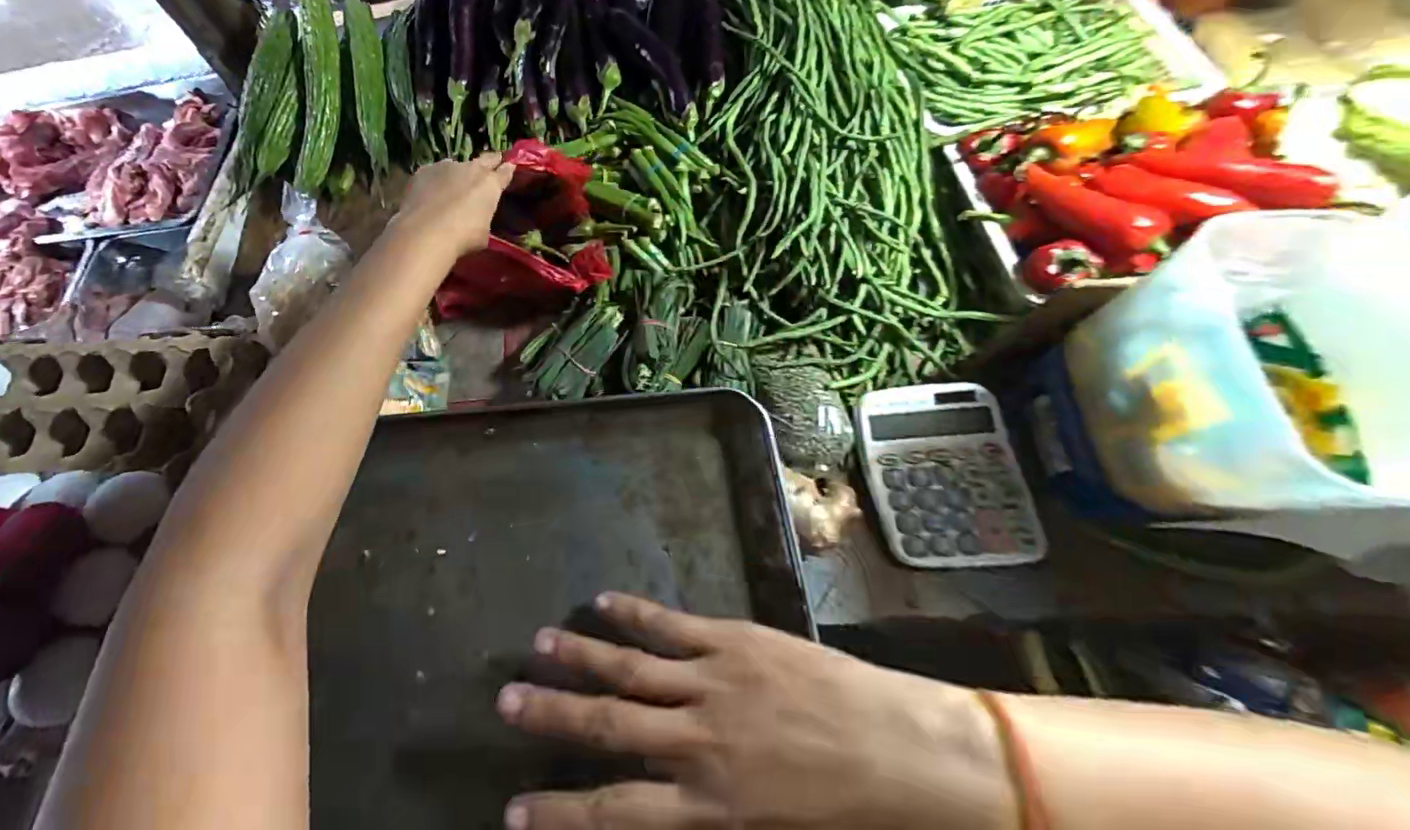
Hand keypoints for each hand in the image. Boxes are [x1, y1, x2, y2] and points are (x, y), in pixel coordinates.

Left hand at [388, 153, 513, 261]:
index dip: (508, 170)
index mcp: (490, 184)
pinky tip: (430, 193)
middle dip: (489, 162)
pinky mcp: (423, 171)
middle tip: (491, 164)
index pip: (505, 171)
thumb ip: (484, 217)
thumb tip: (479, 217)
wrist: (425, 234)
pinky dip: (436, 180)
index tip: (509, 168)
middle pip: (485, 159)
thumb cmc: (463, 238)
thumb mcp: (483, 233)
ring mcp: (446, 166)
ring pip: (456, 166)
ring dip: (458, 174)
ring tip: (453, 187)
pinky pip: (434, 172)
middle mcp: (471, 169)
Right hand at [496, 593, 1015, 829]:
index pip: (615, 812)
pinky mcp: (732, 641)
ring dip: (582, 656)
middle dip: (552, 715)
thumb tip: (654, 808)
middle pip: (608, 727)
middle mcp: (697, 741)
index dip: (559, 813)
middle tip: (504, 701)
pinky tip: (603, 602)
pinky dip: (633, 613)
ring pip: (631, 668)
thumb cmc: (846, 813)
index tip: (513, 809)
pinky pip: (671, 625)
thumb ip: (709, 817)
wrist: (905, 751)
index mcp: (709, 805)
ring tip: (540, 644)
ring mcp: (712, 682)